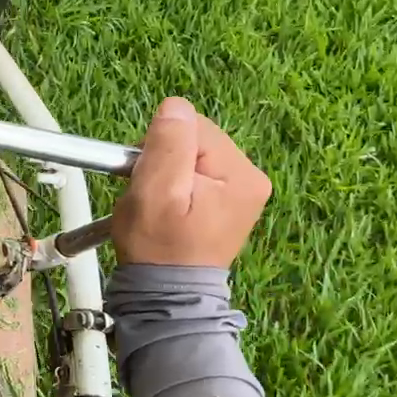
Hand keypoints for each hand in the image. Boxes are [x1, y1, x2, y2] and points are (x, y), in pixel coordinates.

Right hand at [113, 97, 271, 267]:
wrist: (168, 290)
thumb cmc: (157, 243)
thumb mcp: (155, 192)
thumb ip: (167, 146)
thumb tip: (176, 106)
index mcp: (240, 173)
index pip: (192, 127)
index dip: (159, 145)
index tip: (144, 175)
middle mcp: (252, 177)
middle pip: (195, 139)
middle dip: (165, 157)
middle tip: (150, 190)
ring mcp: (244, 190)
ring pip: (193, 154)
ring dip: (168, 170)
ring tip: (158, 200)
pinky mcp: (231, 200)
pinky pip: (198, 171)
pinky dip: (177, 182)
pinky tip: (170, 204)